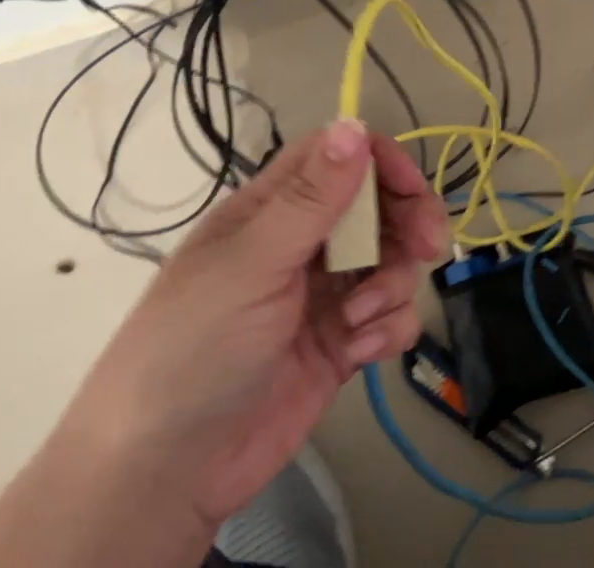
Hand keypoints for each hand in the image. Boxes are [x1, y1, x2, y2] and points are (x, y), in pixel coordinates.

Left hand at [56, 119, 446, 527]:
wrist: (166, 470)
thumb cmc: (195, 349)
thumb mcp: (251, 265)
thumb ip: (310, 199)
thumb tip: (354, 123)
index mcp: (269, 213)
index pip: (337, 160)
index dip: (381, 165)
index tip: (414, 193)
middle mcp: (300, 247)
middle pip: (377, 210)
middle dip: (408, 225)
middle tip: (427, 248)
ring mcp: (322, 298)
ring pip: (390, 263)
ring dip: (391, 286)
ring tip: (360, 321)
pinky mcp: (339, 345)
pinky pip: (388, 318)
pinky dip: (387, 330)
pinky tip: (360, 354)